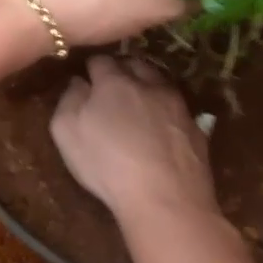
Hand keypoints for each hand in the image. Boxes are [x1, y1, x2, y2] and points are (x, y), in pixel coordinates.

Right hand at [51, 56, 215, 221]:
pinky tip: (155, 128)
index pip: (100, 59)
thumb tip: (78, 82)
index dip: (89, 67)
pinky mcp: (198, 131)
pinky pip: (176, 108)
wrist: (167, 202)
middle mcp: (150, 87)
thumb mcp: (65, 130)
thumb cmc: (106, 163)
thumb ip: (69, 99)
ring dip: (145, 86)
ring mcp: (178, 108)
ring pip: (160, 83)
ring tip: (133, 104)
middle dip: (121, 68)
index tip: (82, 79)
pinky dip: (163, 110)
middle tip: (107, 86)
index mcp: (115, 82)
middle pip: (136, 64)